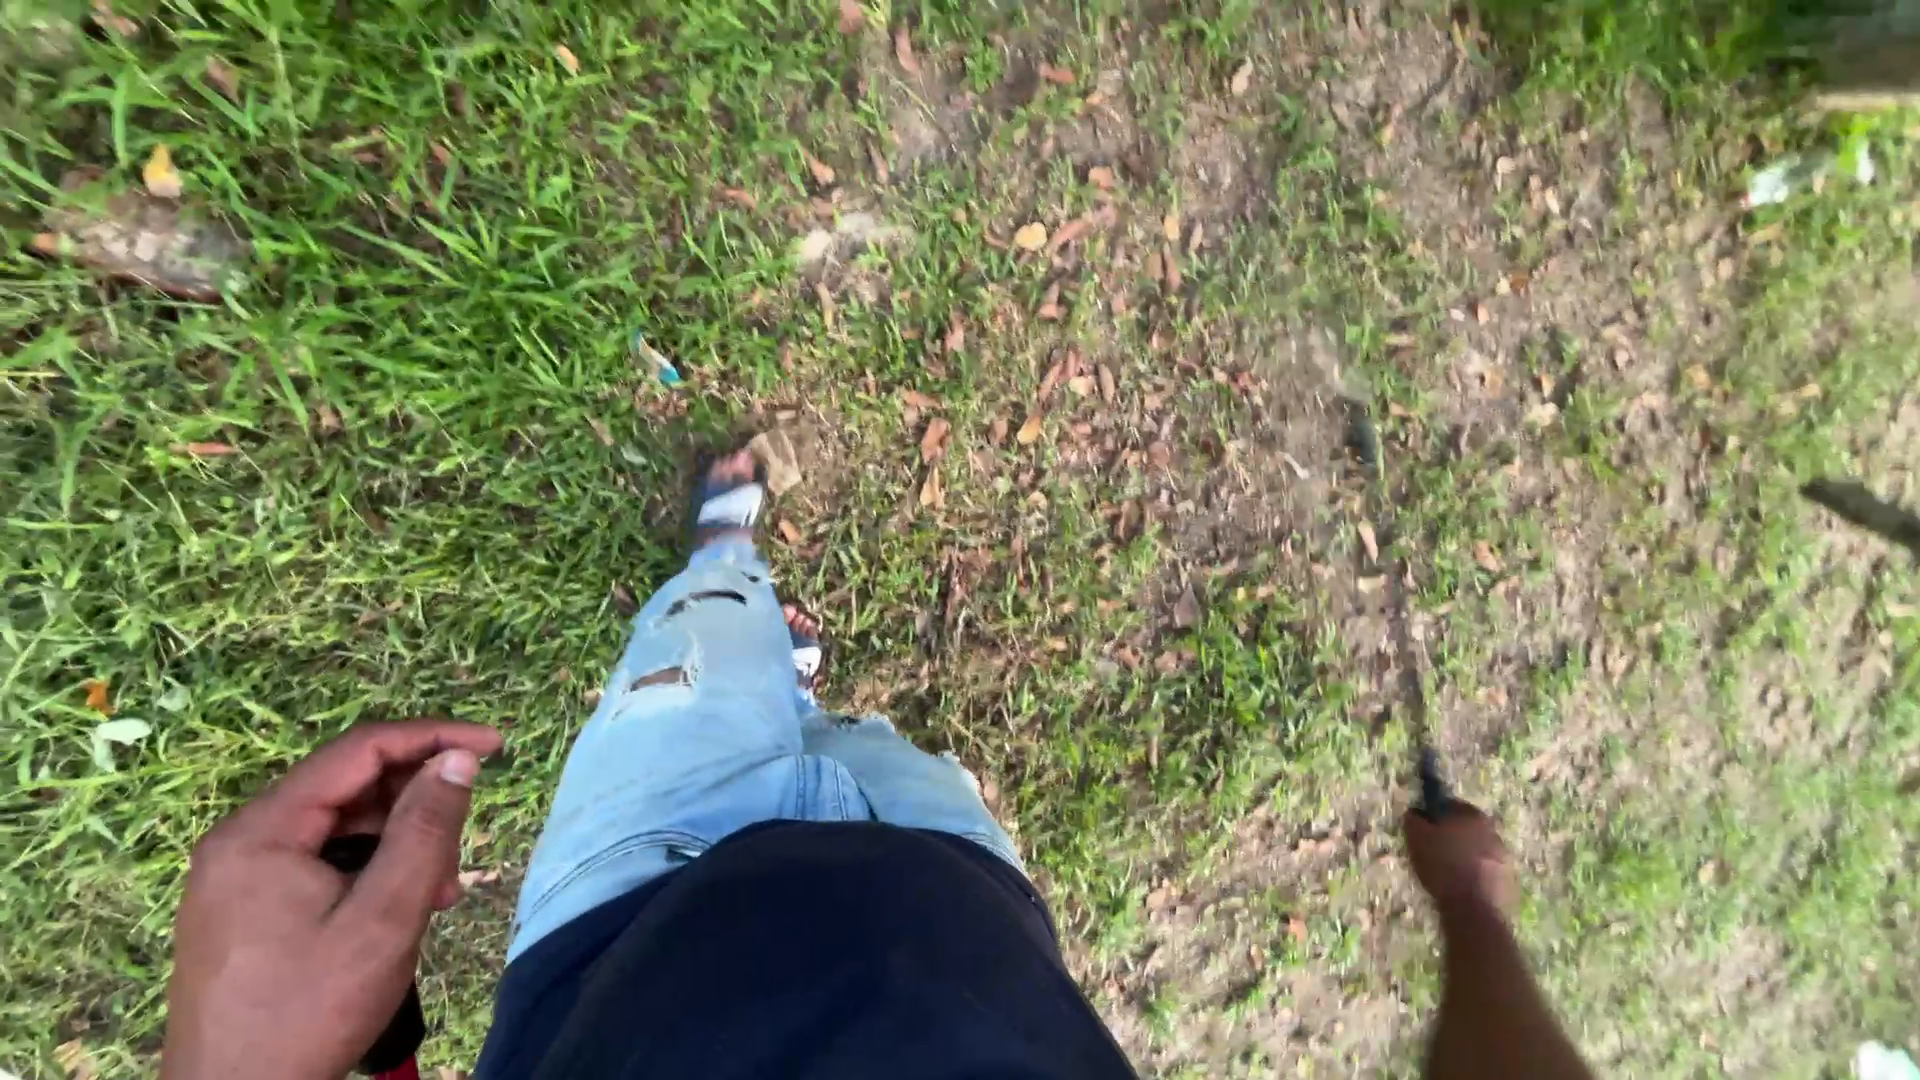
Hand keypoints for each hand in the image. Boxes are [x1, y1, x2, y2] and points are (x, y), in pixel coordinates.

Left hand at [162, 721, 501, 1079]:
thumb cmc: (310, 1008)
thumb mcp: (384, 915)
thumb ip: (426, 829)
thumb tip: (460, 758)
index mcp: (262, 832)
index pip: (361, 749)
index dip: (435, 737)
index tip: (495, 746)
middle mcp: (246, 838)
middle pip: (356, 783)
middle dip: (422, 801)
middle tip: (465, 842)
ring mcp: (246, 870)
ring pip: (351, 819)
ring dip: (407, 837)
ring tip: (442, 886)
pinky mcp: (256, 898)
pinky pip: (334, 852)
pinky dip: (381, 863)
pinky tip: (411, 899)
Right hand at [1403, 800, 1515, 918]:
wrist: (1472, 908)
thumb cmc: (1442, 865)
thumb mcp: (1416, 837)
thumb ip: (1414, 818)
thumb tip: (1416, 812)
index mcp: (1473, 817)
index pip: (1453, 805)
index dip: (1437, 814)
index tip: (1426, 826)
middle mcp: (1494, 833)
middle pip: (1469, 828)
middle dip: (1454, 835)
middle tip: (1435, 847)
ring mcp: (1505, 858)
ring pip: (1479, 849)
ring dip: (1466, 854)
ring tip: (1448, 869)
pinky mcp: (1510, 881)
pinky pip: (1487, 870)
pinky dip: (1476, 873)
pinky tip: (1461, 884)